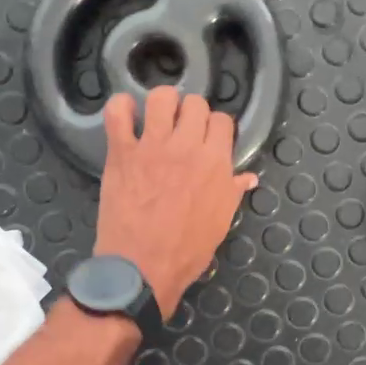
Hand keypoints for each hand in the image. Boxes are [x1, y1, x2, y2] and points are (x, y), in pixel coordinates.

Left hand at [93, 87, 256, 318]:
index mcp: (216, 164)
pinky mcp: (122, 152)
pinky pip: (117, 113)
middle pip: (196, 104)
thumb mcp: (220, 223)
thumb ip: (233, 192)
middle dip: (193, 112)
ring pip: (162, 98)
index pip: (223, 122)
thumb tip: (248, 177)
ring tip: (159, 118)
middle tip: (185, 130)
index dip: (217, 128)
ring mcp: (152, 146)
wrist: (143, 266)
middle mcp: (187, 147)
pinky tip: (127, 115)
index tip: (210, 140)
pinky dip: (121, 107)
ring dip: (163, 103)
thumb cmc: (187, 251)